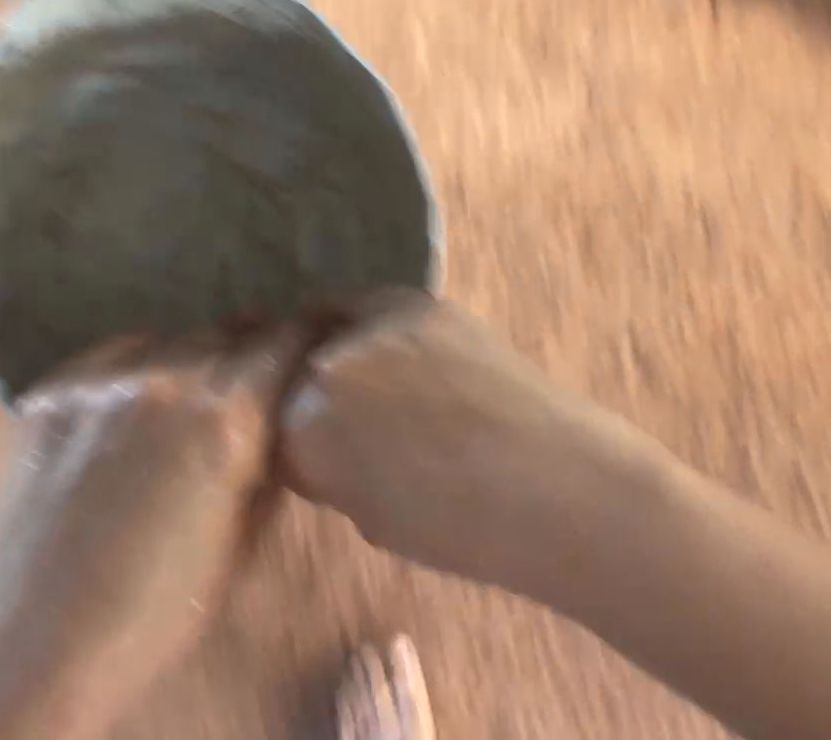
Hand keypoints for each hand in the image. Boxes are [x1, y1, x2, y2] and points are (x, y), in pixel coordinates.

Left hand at [0, 326, 312, 739]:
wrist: (34, 650)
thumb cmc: (161, 608)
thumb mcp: (250, 536)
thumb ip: (274, 458)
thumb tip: (285, 417)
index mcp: (232, 414)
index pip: (289, 334)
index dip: (311, 330)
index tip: (320, 333)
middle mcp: (173, 377)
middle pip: (232, 328)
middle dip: (253, 348)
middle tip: (251, 380)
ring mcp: (104, 379)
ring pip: (173, 337)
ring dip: (194, 358)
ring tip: (185, 400)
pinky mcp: (50, 390)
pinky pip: (113, 355)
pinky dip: (136, 370)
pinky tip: (128, 410)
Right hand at [278, 290, 651, 591]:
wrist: (554, 483)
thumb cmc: (463, 528)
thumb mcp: (373, 518)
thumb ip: (335, 473)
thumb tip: (334, 448)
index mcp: (302, 433)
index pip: (276, 430)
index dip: (303, 445)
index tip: (325, 455)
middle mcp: (324, 367)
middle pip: (300, 369)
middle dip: (316, 392)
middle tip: (351, 412)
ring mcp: (376, 326)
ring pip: (334, 327)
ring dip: (347, 350)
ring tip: (386, 379)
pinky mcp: (423, 303)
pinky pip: (380, 310)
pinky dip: (385, 330)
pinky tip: (416, 356)